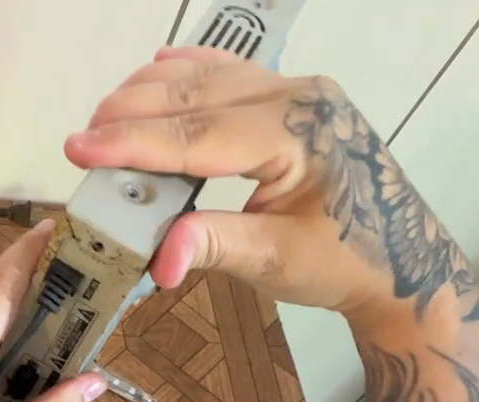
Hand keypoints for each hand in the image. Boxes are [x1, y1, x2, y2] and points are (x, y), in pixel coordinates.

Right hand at [66, 46, 473, 323]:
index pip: (196, 133)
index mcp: (295, 134)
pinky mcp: (294, 102)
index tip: (80, 147)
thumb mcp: (276, 261)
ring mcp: (298, 94)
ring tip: (104, 114)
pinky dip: (191, 72)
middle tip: (81, 136)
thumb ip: (216, 247)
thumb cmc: (342, 260)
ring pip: (210, 79)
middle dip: (131, 113)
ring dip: (152, 93)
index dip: (131, 142)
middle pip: (196, 96)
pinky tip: (161, 63)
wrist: (397, 257)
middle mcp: (297, 99)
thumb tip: (160, 261)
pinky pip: (233, 74)